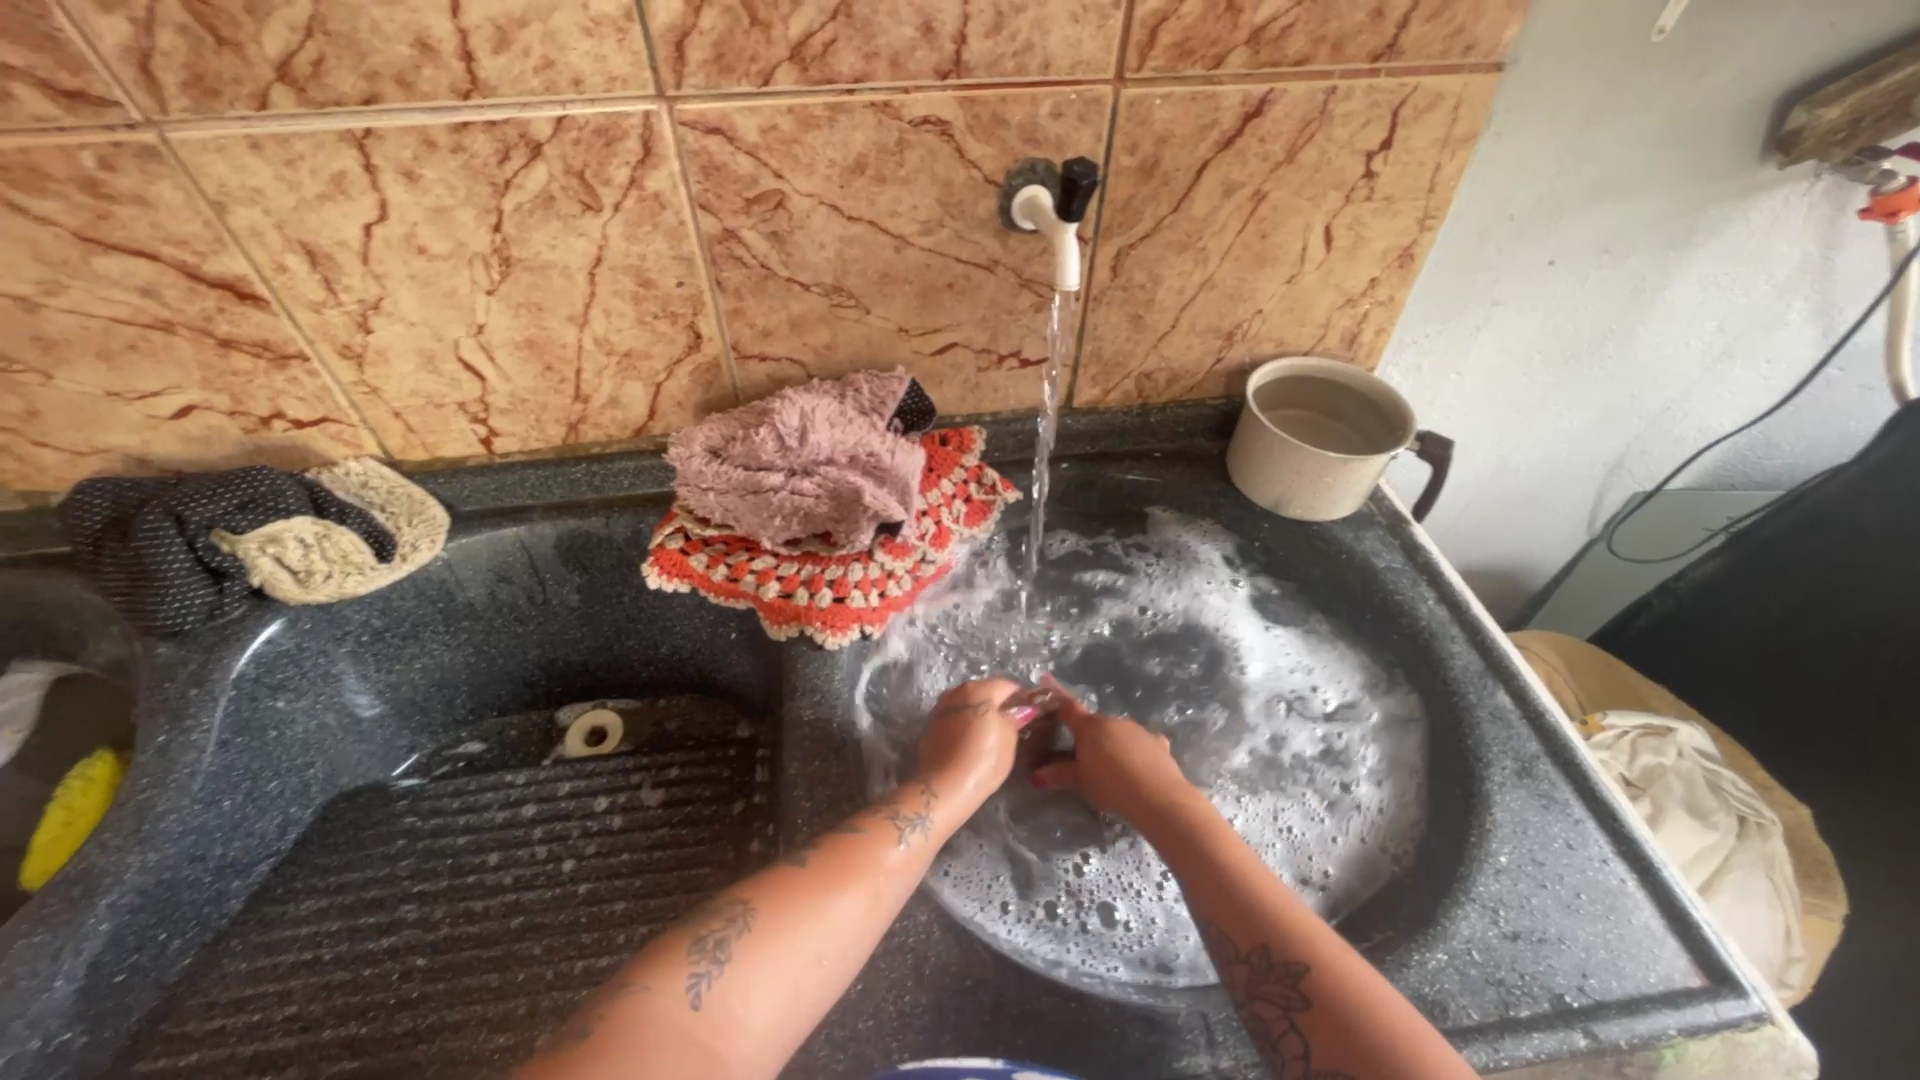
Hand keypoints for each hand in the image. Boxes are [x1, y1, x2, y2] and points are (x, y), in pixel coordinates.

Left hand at [914, 678, 1031, 808]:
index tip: (1027, 715)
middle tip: (1010, 726)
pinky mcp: (930, 727)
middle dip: (997, 705)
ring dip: (978, 715)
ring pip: (966, 705)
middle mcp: (955, 692)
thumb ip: (1015, 718)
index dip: (1020, 699)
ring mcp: (940, 708)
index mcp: (978, 689)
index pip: (1007, 686)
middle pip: (984, 692)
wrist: (945, 787)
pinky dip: (964, 725)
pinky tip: (970, 744)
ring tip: (989, 737)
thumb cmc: (983, 759)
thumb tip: (1020, 710)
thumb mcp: (1009, 738)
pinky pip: (954, 719)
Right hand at [1029, 678, 1207, 829]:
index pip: (1068, 707)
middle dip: (1089, 737)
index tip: (1046, 678)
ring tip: (1113, 770)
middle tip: (1084, 759)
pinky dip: (1136, 751)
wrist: (1158, 796)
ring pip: (1119, 733)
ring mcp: (1138, 729)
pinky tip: (1139, 767)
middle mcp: (1113, 721)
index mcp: (1090, 727)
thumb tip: (1036, 775)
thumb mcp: (1081, 782)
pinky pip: (1141, 743)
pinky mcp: (1158, 742)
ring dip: (1113, 744)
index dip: (1056, 694)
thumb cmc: (1111, 786)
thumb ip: (1060, 775)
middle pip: (1095, 725)